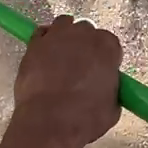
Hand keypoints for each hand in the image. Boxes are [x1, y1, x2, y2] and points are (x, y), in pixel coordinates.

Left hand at [11, 16, 122, 147]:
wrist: (50, 121)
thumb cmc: (86, 117)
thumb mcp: (112, 108)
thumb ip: (111, 89)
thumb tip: (104, 89)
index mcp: (107, 47)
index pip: (110, 45)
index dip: (105, 59)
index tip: (101, 73)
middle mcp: (83, 33)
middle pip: (86, 32)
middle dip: (84, 47)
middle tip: (80, 69)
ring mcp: (57, 35)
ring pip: (63, 26)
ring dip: (65, 38)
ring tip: (61, 60)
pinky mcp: (34, 43)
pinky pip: (41, 33)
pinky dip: (45, 41)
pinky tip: (44, 57)